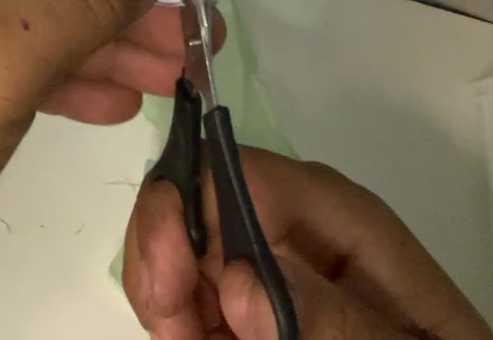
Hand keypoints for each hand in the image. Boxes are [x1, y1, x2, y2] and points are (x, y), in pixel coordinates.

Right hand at [124, 147, 492, 339]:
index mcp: (331, 211)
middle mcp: (289, 218)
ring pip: (175, 244)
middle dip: (159, 260)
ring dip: (166, 300)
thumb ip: (333, 325)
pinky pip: (190, 287)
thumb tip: (237, 281)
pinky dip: (179, 321)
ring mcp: (268, 255)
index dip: (178, 210)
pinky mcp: (256, 293)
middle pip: (185, 200)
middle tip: (173, 336)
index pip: (227, 168)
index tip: (166, 293)